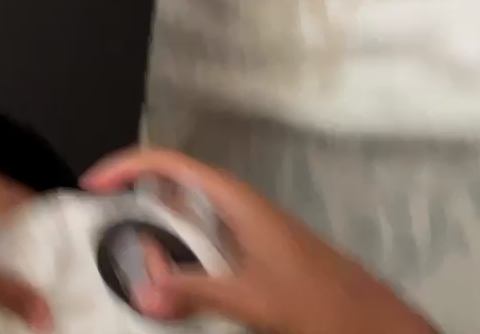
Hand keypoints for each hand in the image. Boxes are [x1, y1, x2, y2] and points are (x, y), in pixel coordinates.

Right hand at [83, 147, 435, 333]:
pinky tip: (172, 283)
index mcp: (232, 198)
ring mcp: (244, 227)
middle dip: (134, 198)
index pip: (165, 161)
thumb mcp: (254, 300)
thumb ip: (194, 292)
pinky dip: (178, 253)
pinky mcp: (251, 252)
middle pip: (170, 184)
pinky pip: (201, 241)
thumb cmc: (323, 304)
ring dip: (156, 229)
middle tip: (103, 222)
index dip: (125, 166)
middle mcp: (234, 204)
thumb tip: (141, 289)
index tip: (94, 185)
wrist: (384, 330)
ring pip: (186, 215)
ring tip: (129, 252)